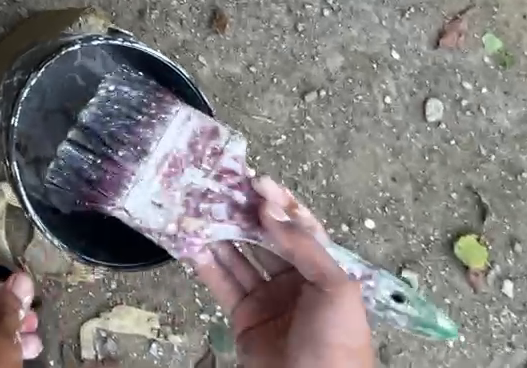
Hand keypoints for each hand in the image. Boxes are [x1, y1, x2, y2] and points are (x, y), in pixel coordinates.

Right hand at [188, 177, 374, 367]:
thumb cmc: (337, 345)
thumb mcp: (337, 291)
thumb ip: (303, 246)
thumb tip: (266, 207)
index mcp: (323, 274)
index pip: (300, 229)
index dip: (280, 204)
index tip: (257, 181)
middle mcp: (294, 282)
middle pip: (264, 238)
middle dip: (242, 212)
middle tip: (218, 186)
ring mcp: (266, 299)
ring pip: (238, 256)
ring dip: (218, 232)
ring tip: (197, 205)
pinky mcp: (242, 316)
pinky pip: (220, 282)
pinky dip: (203, 262)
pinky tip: (189, 241)